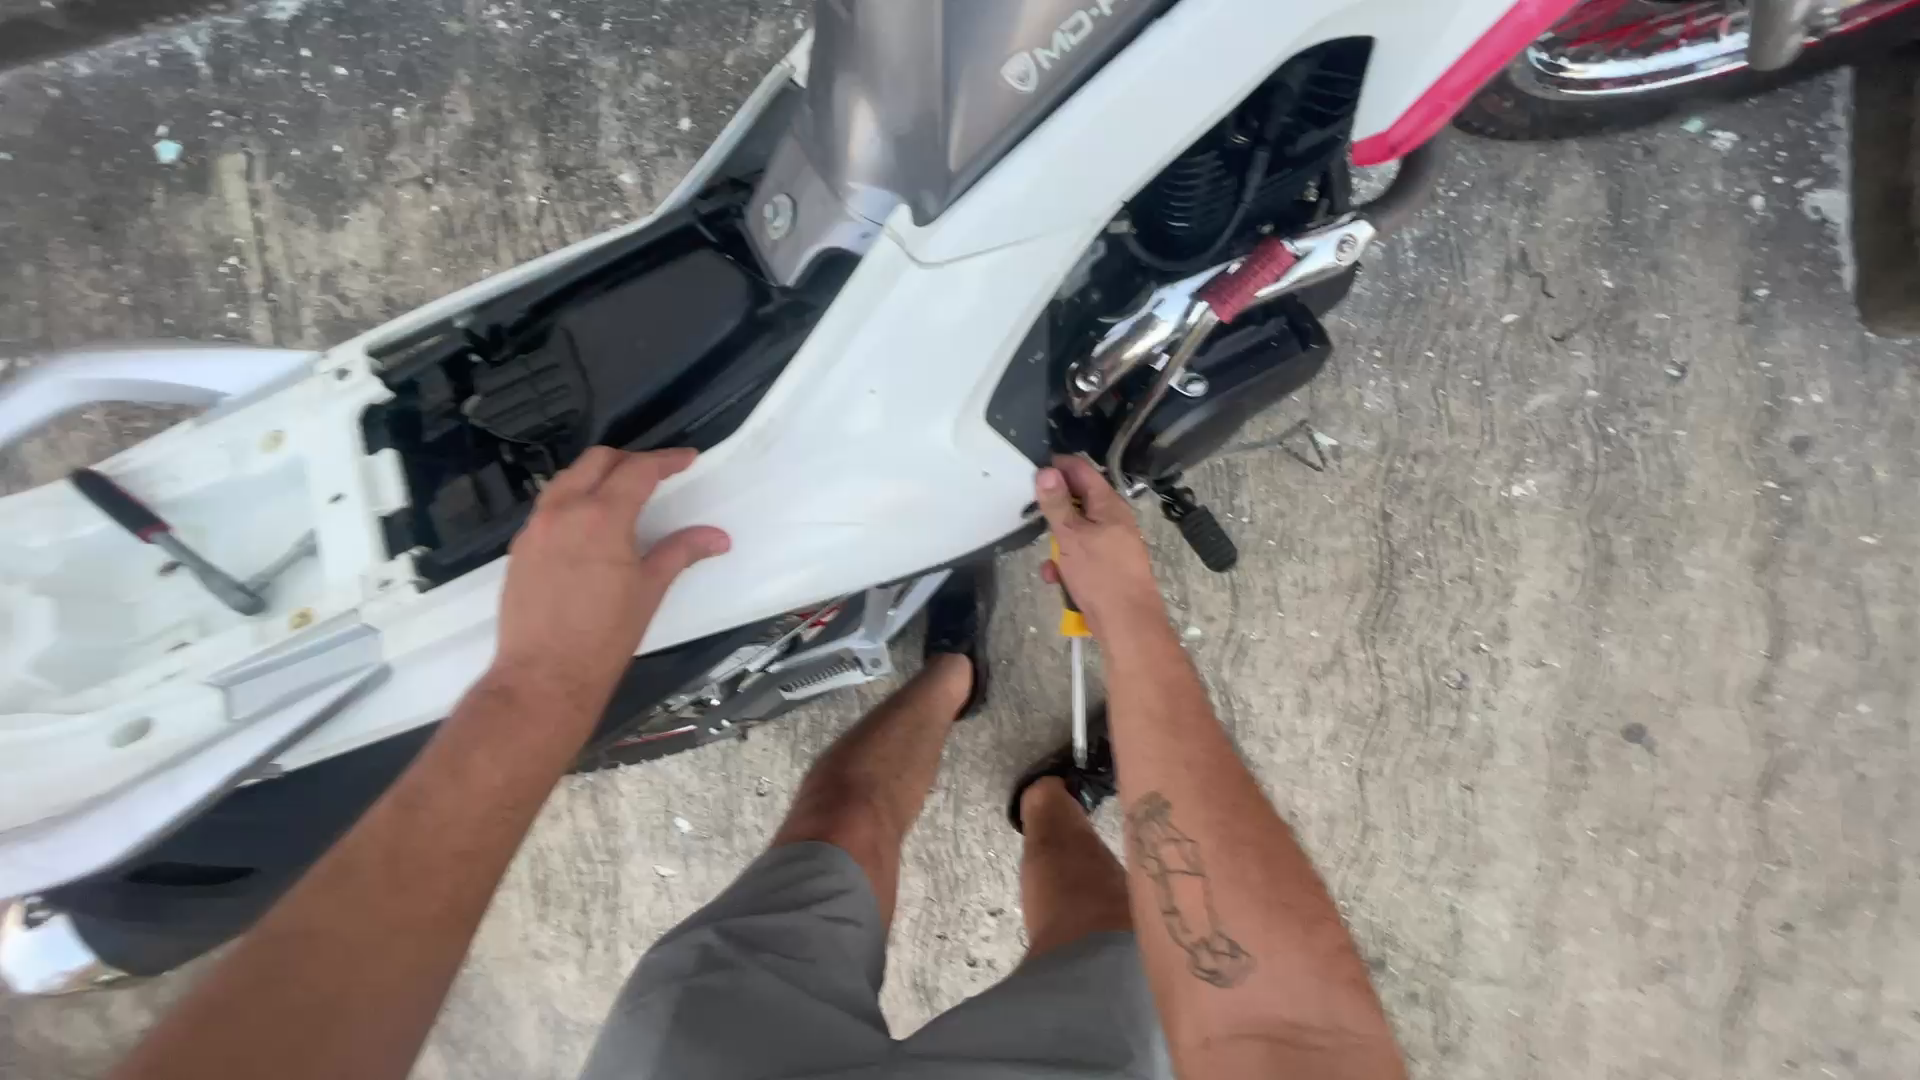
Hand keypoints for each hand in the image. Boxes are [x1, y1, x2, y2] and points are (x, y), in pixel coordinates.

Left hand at [490, 447, 729, 708]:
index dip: (666, 460)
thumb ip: (681, 552)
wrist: (544, 676)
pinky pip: (549, 507)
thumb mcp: (650, 589)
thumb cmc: (606, 635)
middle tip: (657, 473)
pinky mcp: (520, 548)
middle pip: (596, 461)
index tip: (687, 458)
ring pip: (567, 479)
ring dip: (598, 476)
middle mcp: (563, 511)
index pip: (637, 470)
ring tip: (623, 493)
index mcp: (601, 517)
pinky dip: (574, 500)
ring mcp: (535, 528)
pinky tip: (591, 526)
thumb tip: (718, 538)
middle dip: (630, 460)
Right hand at [1033, 455, 1168, 642]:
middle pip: (1077, 502)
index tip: (1033, 472)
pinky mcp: (1105, 566)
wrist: (1127, 622)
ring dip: (1057, 545)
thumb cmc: (1101, 575)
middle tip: (1034, 518)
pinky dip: (1066, 565)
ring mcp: (1110, 543)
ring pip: (1075, 532)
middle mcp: (1112, 519)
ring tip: (1049, 560)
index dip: (1057, 466)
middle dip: (1054, 512)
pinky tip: (1058, 579)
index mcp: (1109, 504)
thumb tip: (1047, 471)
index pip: (1082, 470)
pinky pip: (1080, 556)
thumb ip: (1057, 504)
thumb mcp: (1071, 536)